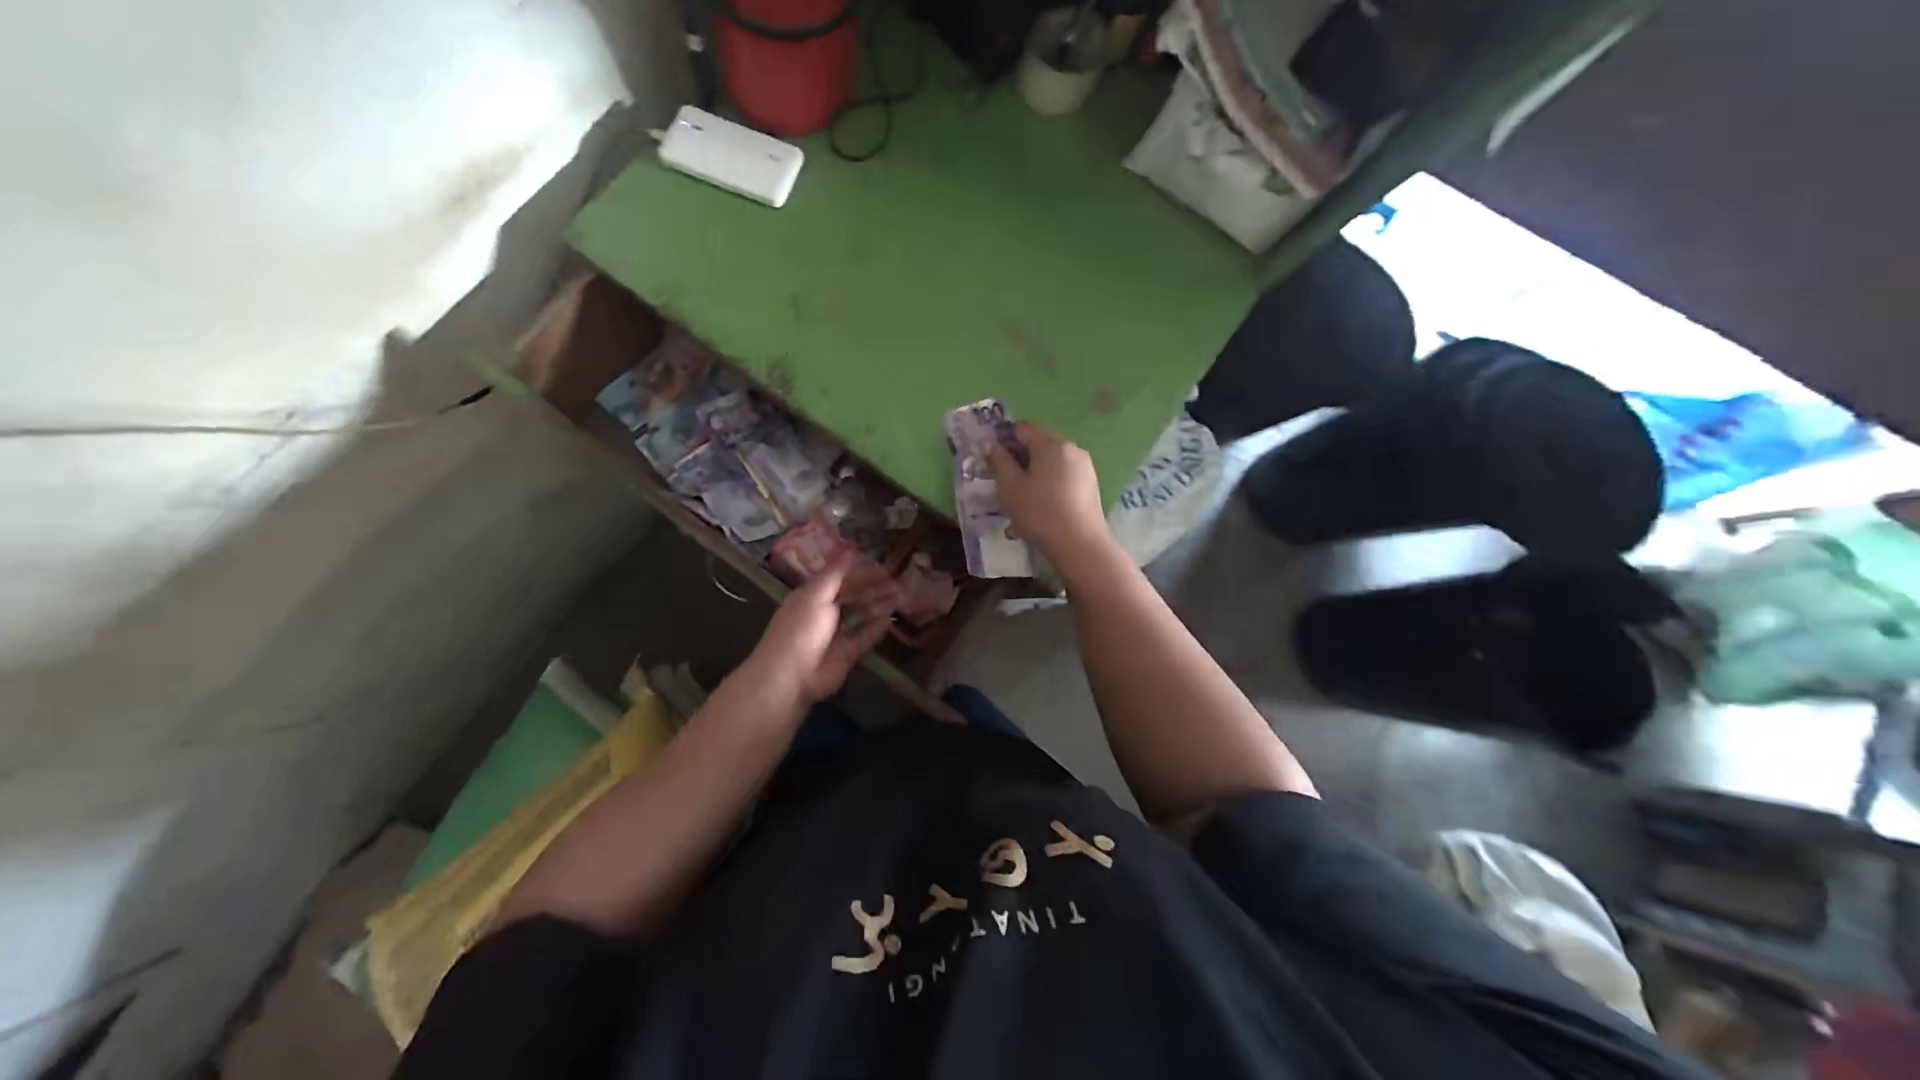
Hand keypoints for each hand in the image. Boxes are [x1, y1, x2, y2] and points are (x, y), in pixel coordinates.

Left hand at [742, 553, 897, 705]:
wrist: (790, 677)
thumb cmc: (799, 630)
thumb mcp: (815, 595)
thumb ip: (836, 574)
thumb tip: (852, 549)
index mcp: (812, 595)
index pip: (839, 578)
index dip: (859, 570)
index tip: (881, 564)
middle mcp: (824, 612)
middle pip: (852, 595)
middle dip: (872, 586)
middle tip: (896, 579)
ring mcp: (836, 633)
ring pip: (861, 614)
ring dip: (878, 603)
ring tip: (899, 594)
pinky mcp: (847, 653)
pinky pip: (864, 637)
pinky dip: (876, 627)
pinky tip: (891, 618)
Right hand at [986, 422, 1113, 568]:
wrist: (1079, 545)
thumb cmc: (1039, 513)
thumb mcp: (1010, 487)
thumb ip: (999, 461)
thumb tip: (992, 444)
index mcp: (1051, 444)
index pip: (1022, 428)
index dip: (1003, 438)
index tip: (992, 459)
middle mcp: (1071, 448)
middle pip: (1039, 443)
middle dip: (1020, 457)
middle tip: (1005, 481)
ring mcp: (1085, 466)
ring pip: (1052, 461)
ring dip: (1035, 471)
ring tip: (1023, 496)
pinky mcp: (1091, 484)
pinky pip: (1063, 475)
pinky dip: (1050, 482)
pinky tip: (1042, 505)